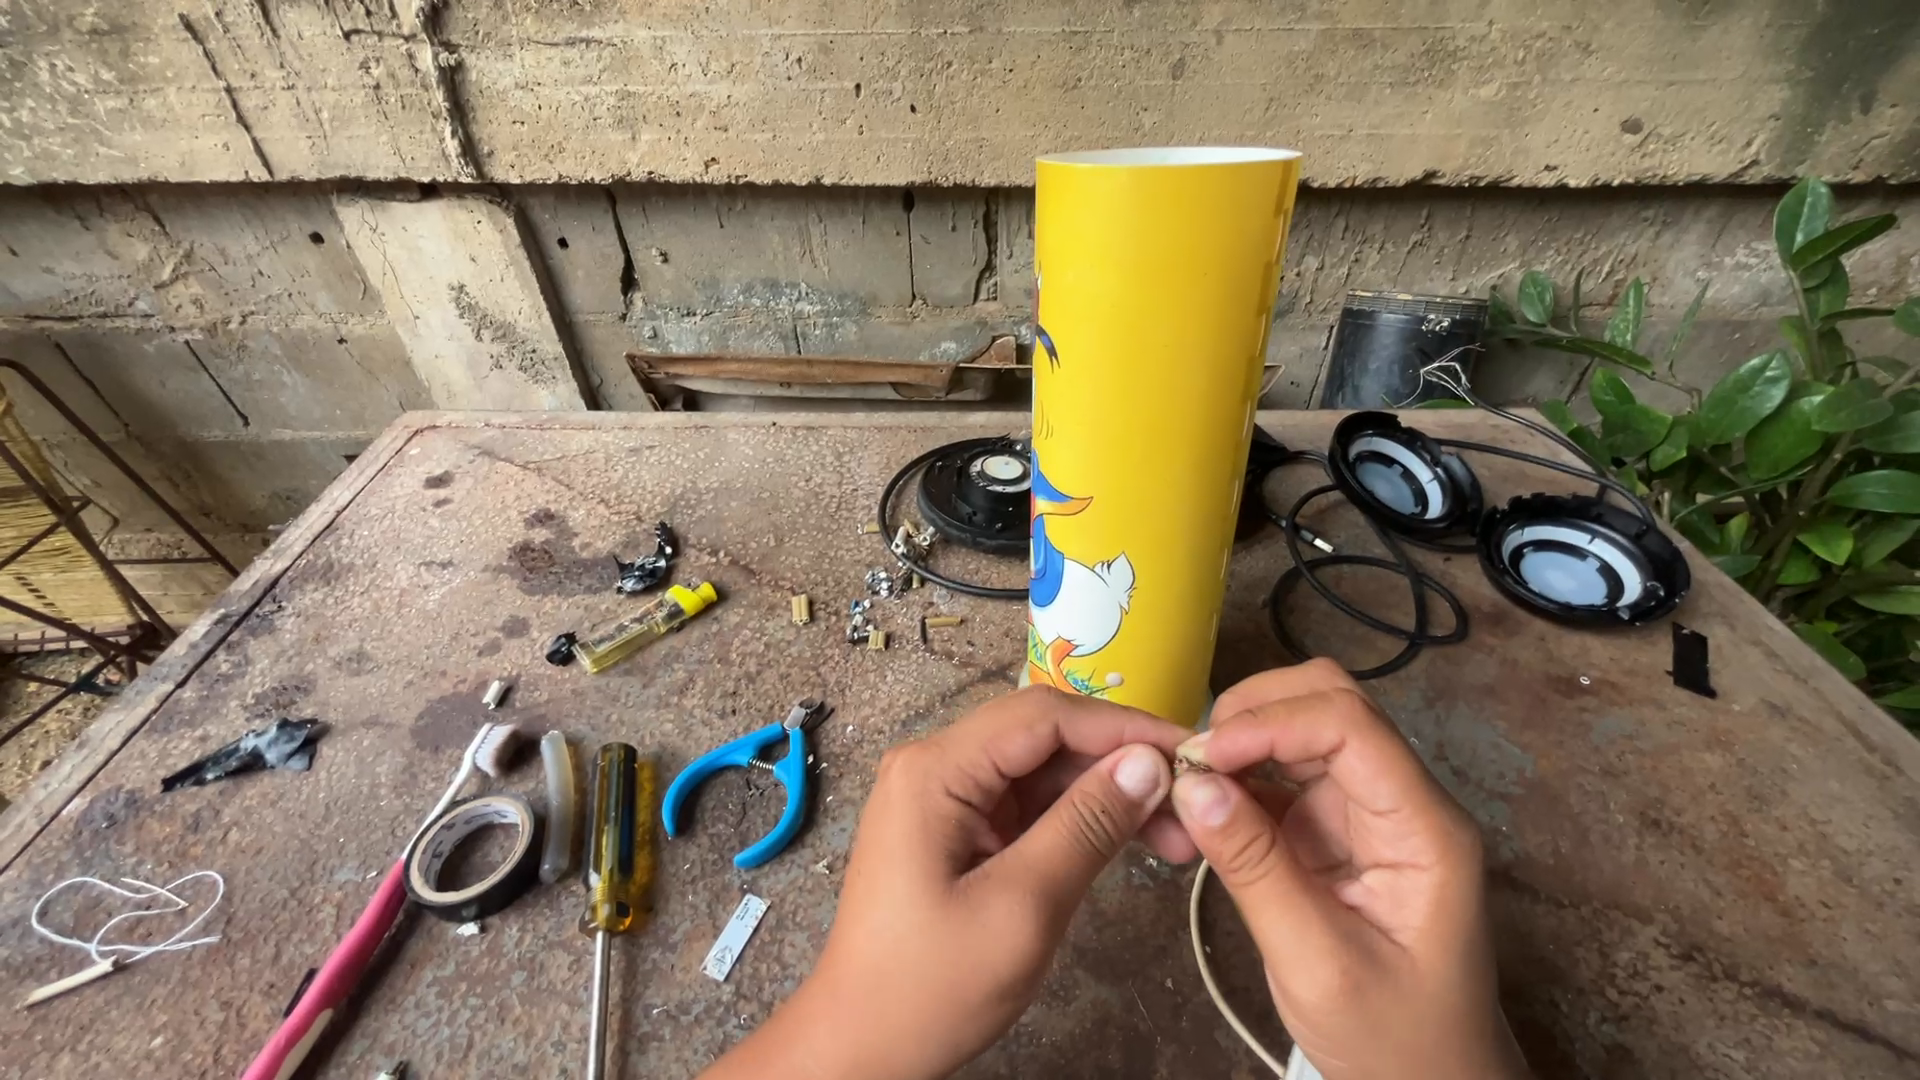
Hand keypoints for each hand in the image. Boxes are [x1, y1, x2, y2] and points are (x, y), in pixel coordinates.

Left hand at [703, 685, 1195, 1079]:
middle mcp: (938, 762)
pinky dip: (1079, 817)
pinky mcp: (959, 823)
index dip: (1121, 726)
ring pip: (1042, 769)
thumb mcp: (1021, 907)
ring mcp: (947, 792)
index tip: (1190, 751)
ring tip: (1175, 834)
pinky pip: (1028, 802)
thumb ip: (1086, 827)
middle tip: (1190, 801)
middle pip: (1043, 736)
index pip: (1042, 716)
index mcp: (937, 767)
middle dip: (1119, 762)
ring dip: (1106, 793)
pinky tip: (1130, 838)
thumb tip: (1150, 764)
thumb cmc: (931, 986)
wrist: (862, 1046)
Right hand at [1170, 659, 1527, 1079]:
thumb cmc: (1392, 1040)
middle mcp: (1395, 798)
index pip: (1349, 724)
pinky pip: (1276, 768)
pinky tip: (1201, 800)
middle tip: (1194, 758)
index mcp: (1422, 826)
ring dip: (1240, 734)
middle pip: (1328, 700)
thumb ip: (1254, 868)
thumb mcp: (1317, 964)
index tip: (1201, 757)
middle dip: (1254, 711)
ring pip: (1299, 723)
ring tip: (1189, 777)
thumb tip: (1189, 781)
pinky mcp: (1326, 824)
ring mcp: (1360, 808)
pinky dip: (1233, 769)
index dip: (1269, 723)